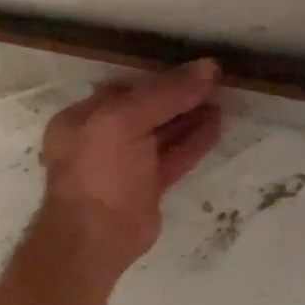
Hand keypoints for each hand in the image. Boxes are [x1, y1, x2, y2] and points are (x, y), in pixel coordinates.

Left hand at [39, 59, 223, 268]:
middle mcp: (98, 141)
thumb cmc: (98, 172)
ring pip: (160, 135)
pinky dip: (194, 141)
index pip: (122, 91)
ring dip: (190, 116)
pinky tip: (218, 124)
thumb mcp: (123, 121)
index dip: (158, 78)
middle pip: (143, 111)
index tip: (195, 68)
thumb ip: (164, 94)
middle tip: (217, 81)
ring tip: (224, 97)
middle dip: (177, 96)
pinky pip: (172, 158)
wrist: (95, 237)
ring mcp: (122, 166)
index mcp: (79, 121)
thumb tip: (208, 67)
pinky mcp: (144, 188)